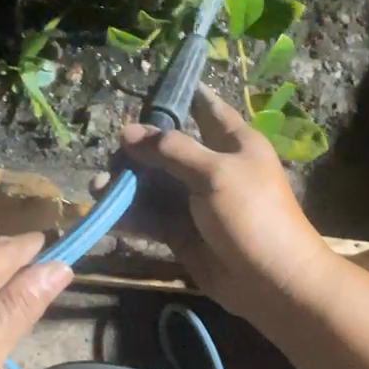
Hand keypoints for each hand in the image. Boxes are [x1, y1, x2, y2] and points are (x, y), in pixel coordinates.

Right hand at [113, 86, 338, 318]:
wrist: (271, 281)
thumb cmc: (252, 215)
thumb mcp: (214, 173)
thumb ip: (171, 150)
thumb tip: (128, 131)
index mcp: (233, 143)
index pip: (205, 108)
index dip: (181, 96)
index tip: (149, 88)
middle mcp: (213, 168)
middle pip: (168, 150)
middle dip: (137, 151)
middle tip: (112, 158)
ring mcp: (197, 202)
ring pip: (155, 185)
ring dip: (127, 186)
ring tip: (97, 188)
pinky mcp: (183, 232)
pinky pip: (152, 217)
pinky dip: (131, 215)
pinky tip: (108, 215)